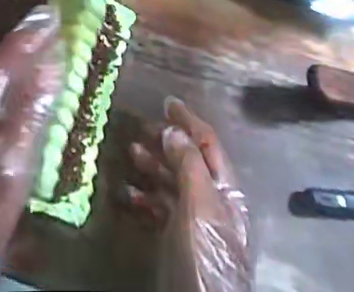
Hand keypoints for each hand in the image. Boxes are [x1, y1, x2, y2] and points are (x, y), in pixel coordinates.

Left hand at [0, 7, 63, 291]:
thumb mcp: (15, 165)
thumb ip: (34, 111)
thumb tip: (53, 64)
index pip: (10, 52)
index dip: (35, 32)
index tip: (56, 10)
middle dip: (25, 44)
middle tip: (54, 31)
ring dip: (13, 63)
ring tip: (40, 55)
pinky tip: (12, 90)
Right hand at [125, 97, 252, 291]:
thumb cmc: (205, 250)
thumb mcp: (200, 203)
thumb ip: (188, 163)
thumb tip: (173, 129)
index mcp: (224, 187)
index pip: (207, 143)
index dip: (188, 121)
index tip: (166, 102)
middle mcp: (211, 199)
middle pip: (188, 159)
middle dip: (165, 141)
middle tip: (140, 127)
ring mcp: (194, 220)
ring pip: (172, 181)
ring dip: (152, 164)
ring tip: (130, 152)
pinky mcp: (177, 238)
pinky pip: (160, 207)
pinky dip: (145, 196)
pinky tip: (128, 192)